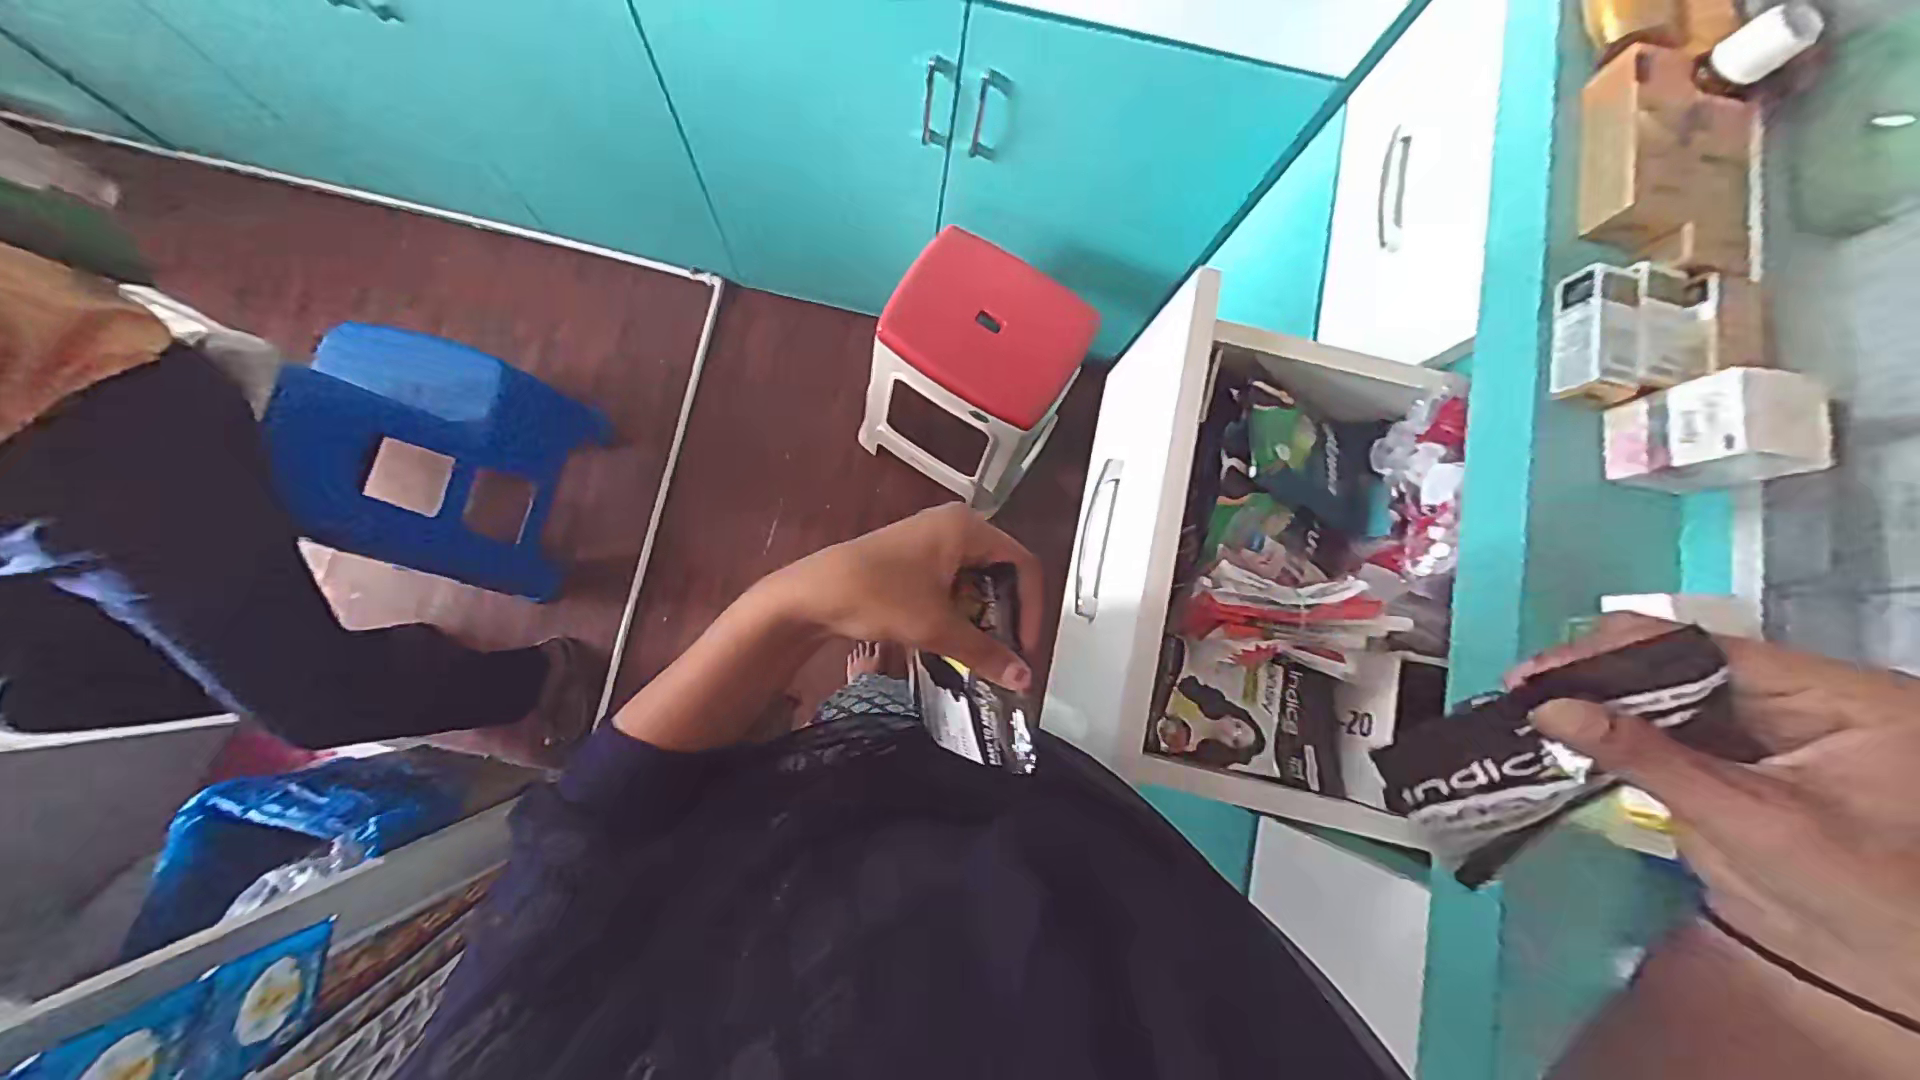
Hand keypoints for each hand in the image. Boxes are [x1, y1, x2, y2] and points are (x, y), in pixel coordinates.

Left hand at [761, 504, 1042, 691]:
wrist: (811, 595)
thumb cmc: (878, 596)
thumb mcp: (937, 627)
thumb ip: (985, 652)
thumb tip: (1023, 678)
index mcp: (967, 527)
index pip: (1023, 564)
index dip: (1032, 608)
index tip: (1024, 647)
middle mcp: (953, 525)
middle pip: (1001, 571)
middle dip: (1004, 614)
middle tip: (1002, 651)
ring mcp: (931, 538)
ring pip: (975, 580)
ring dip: (980, 616)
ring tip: (973, 649)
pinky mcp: (913, 556)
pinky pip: (952, 582)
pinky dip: (957, 610)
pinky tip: (948, 636)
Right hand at [1512, 615, 1919, 1023]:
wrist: (1883, 970)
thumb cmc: (1854, 897)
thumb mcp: (1747, 821)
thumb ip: (1646, 757)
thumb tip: (1547, 708)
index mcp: (1839, 699)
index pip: (1702, 650)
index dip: (1613, 655)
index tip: (1541, 674)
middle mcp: (1802, 697)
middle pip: (1677, 661)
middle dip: (1595, 674)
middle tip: (1525, 688)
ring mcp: (1768, 723)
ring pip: (1661, 689)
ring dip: (1596, 699)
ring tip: (1533, 704)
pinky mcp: (1734, 750)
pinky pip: (1662, 721)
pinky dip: (1612, 725)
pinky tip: (1567, 728)